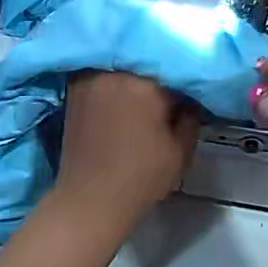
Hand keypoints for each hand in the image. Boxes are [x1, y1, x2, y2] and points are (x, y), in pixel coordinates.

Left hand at [53, 71, 199, 226]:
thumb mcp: (180, 152)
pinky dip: (113, 81)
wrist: (89, 200)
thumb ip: (191, 118)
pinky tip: (120, 98)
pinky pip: (102, 73)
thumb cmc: (140, 178)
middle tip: (166, 100)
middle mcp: (117, 72)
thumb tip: (190, 100)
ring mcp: (92, 78)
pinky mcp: (75, 88)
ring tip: (142, 99)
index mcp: (147, 84)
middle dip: (159, 79)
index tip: (188, 103)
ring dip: (134, 77)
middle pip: (147, 66)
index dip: (185, 89)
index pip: (176, 73)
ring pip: (124, 66)